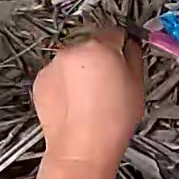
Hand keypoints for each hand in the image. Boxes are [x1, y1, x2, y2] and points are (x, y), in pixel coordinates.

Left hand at [31, 27, 144, 167]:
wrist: (82, 148)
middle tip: (111, 83)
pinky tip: (79, 103)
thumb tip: (130, 46)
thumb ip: (134, 56)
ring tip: (94, 97)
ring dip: (82, 71)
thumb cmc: (110, 121)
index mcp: (100, 47)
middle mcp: (73, 51)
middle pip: (92, 45)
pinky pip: (58, 75)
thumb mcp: (137, 84)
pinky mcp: (41, 81)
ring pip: (74, 60)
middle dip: (101, 59)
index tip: (125, 52)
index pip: (115, 31)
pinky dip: (67, 84)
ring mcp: (53, 66)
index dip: (123, 44)